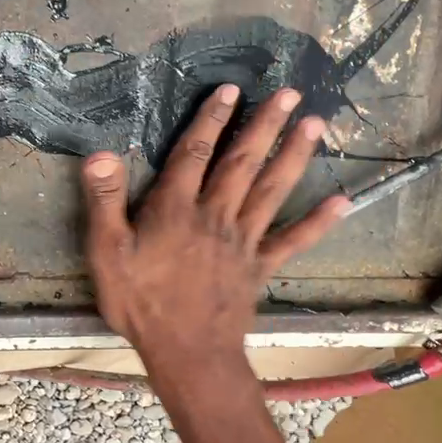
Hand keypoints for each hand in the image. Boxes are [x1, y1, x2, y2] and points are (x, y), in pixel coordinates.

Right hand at [80, 85, 348, 381]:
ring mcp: (242, 242)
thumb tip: (100, 154)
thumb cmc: (139, 301)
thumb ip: (105, 201)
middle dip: (262, 126)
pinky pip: (292, 240)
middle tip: (287, 93)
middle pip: (241, 163)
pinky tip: (342, 201)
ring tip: (314, 125)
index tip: (228, 90)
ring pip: (270, 191)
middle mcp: (214, 216)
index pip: (193, 154)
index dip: (210, 120)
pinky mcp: (259, 267)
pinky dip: (318, 221)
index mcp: (174, 209)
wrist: (187, 352)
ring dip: (293, 156)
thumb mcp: (106, 251)